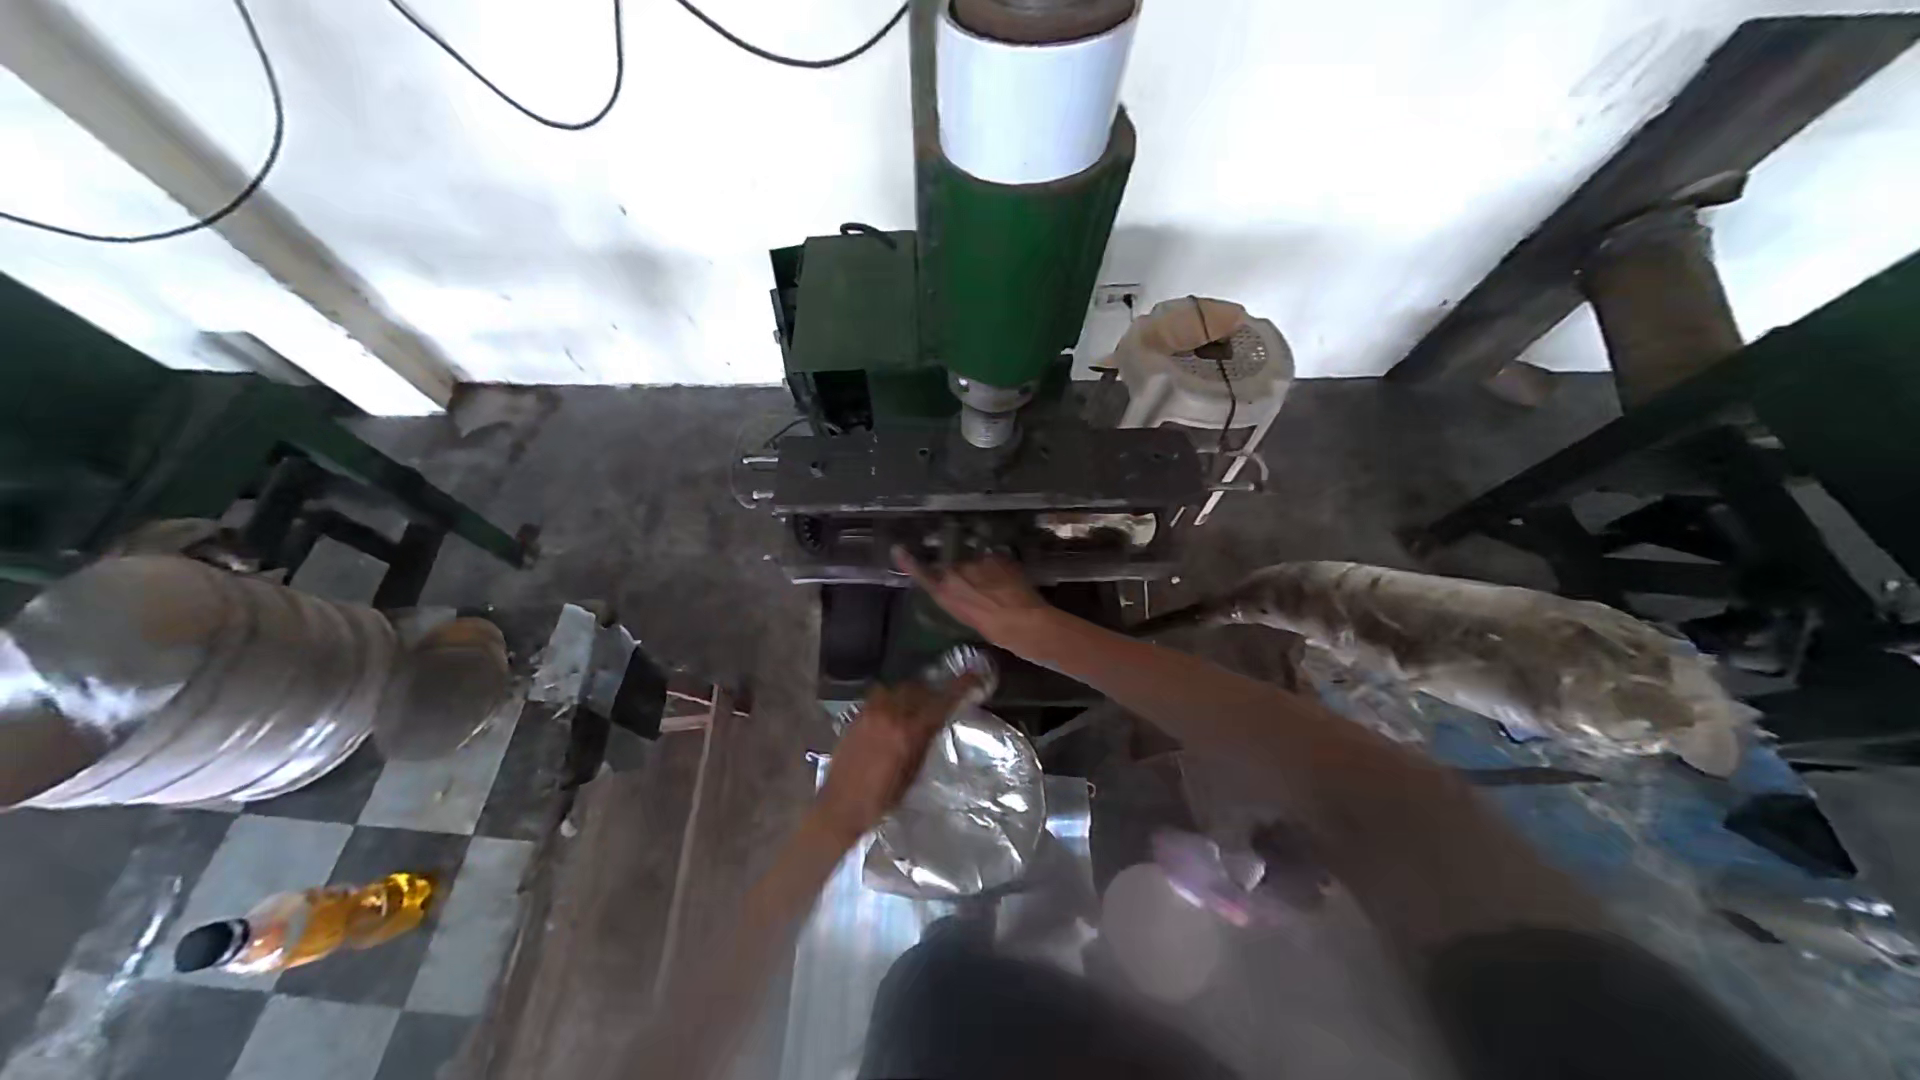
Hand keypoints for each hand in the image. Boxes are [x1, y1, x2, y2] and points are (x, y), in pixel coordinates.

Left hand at [814, 675, 982, 844]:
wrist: (840, 807)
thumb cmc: (881, 799)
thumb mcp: (913, 774)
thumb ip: (925, 742)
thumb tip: (936, 722)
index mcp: (908, 732)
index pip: (940, 703)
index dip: (960, 688)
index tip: (974, 677)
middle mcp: (890, 715)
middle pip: (918, 689)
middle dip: (932, 692)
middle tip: (939, 701)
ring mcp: (870, 713)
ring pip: (897, 689)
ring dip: (910, 694)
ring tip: (914, 707)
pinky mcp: (856, 716)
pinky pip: (879, 697)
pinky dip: (891, 700)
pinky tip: (892, 715)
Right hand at [892, 547, 1053, 649]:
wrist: (1027, 623)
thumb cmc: (998, 633)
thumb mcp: (971, 621)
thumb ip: (961, 601)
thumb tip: (966, 593)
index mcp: (946, 593)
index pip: (922, 573)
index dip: (909, 562)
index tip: (898, 549)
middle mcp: (957, 573)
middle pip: (953, 567)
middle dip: (961, 574)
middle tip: (977, 590)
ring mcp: (979, 562)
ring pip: (975, 563)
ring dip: (981, 571)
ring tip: (997, 589)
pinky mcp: (999, 558)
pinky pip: (994, 561)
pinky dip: (999, 569)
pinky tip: (1008, 583)